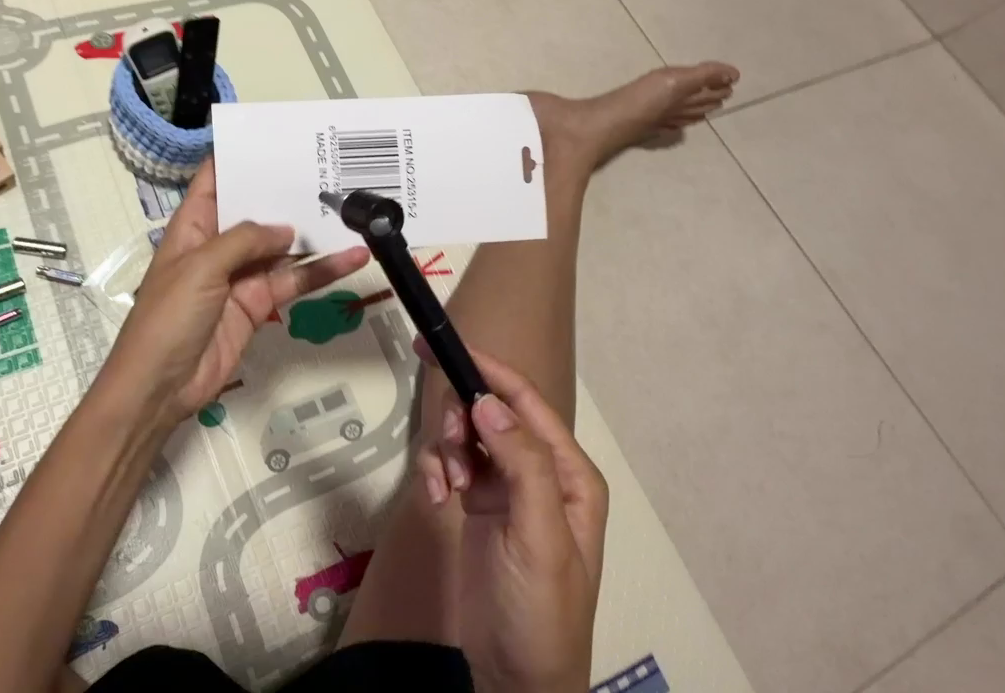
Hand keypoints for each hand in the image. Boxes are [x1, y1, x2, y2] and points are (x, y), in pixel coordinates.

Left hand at [101, 160, 368, 424]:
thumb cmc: (168, 316)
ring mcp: (239, 276)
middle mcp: (217, 245)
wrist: (161, 385)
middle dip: (286, 192)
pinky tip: (353, 259)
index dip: (240, 157)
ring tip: (354, 210)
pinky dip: (321, 271)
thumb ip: (243, 241)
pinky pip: (293, 281)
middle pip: (255, 210)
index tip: (277, 139)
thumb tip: (285, 228)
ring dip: (313, 232)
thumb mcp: (201, 268)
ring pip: (281, 247)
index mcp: (192, 226)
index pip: (215, 180)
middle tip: (331, 169)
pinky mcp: (258, 305)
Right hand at [417, 345, 607, 692]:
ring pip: (464, 437)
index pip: (524, 402)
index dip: (484, 369)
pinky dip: (435, 472)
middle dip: (460, 422)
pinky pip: (447, 465)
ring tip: (445, 488)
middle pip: (488, 414)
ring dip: (446, 452)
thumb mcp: (540, 537)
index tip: (440, 345)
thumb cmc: (543, 609)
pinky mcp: (474, 505)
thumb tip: (488, 403)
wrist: (516, 674)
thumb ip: (522, 465)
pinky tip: (435, 498)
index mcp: (568, 473)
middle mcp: (537, 471)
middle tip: (449, 449)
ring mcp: (503, 488)